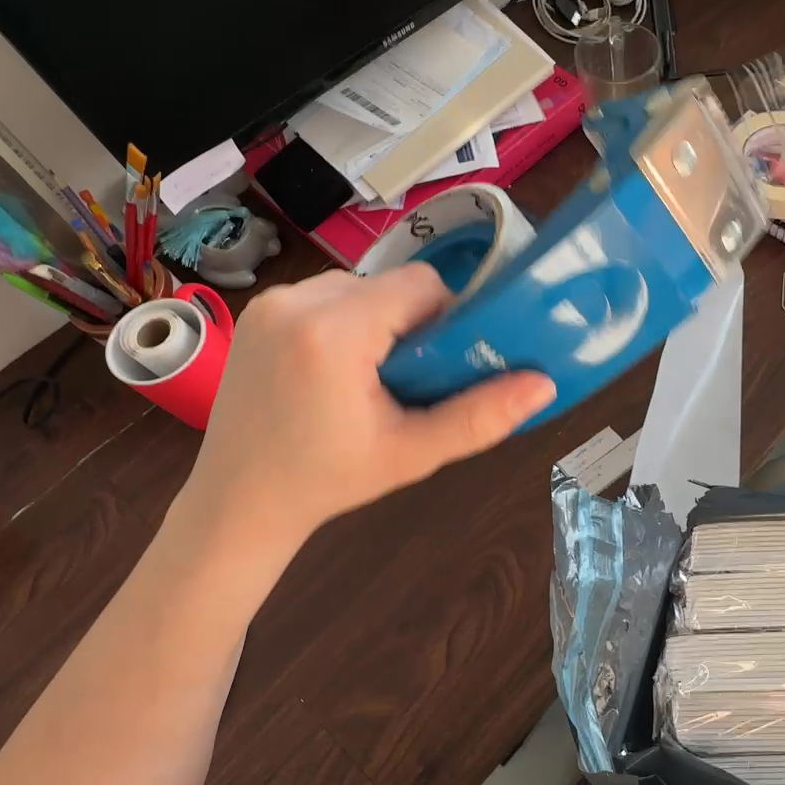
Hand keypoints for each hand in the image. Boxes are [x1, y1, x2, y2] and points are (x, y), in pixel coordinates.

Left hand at [178, 264, 555, 544]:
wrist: (239, 501)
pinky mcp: (258, 310)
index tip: (446, 363)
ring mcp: (271, 302)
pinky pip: (326, 297)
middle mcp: (297, 301)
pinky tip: (339, 371)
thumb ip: (481, 416)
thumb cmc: (329, 480)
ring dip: (380, 322)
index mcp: (334, 332)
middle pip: (390, 284)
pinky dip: (346, 322)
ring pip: (359, 287)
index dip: (448, 317)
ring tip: (373, 378)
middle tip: (411, 379)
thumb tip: (545, 384)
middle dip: (412, 324)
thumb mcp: (413, 453)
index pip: (421, 284)